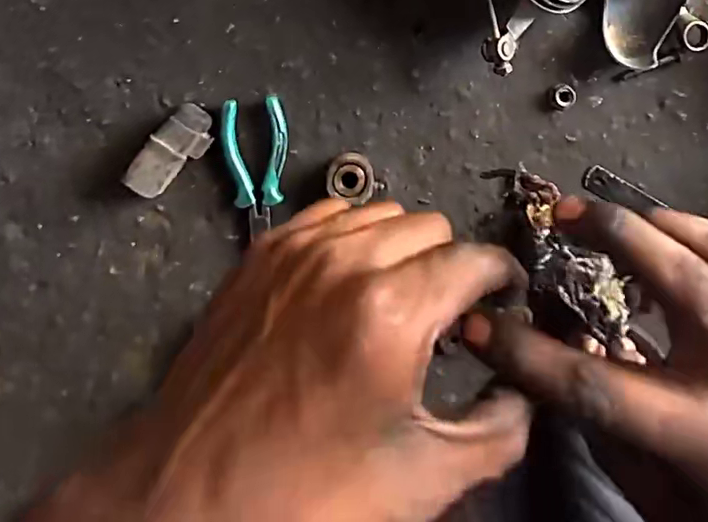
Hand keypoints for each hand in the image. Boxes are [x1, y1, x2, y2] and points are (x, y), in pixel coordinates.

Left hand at [26, 200, 531, 521]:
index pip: (475, 260)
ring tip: (396, 297)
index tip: (504, 298)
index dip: (501, 278)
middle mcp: (349, 260)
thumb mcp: (420, 480)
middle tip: (443, 316)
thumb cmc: (307, 495)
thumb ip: (497, 431)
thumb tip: (522, 388)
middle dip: (452, 266)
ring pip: (387, 214)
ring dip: (405, 249)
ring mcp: (302, 247)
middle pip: (434, 228)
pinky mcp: (268, 248)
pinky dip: (357, 237)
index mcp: (391, 311)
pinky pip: (336, 214)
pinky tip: (349, 282)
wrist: (185, 495)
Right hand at [465, 197, 707, 521]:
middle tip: (560, 216)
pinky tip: (659, 224)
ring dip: (648, 219)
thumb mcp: (685, 515)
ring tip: (602, 209)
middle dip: (611, 238)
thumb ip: (625, 450)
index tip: (484, 325)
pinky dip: (690, 226)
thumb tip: (572, 377)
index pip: (599, 390)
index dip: (529, 356)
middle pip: (676, 285)